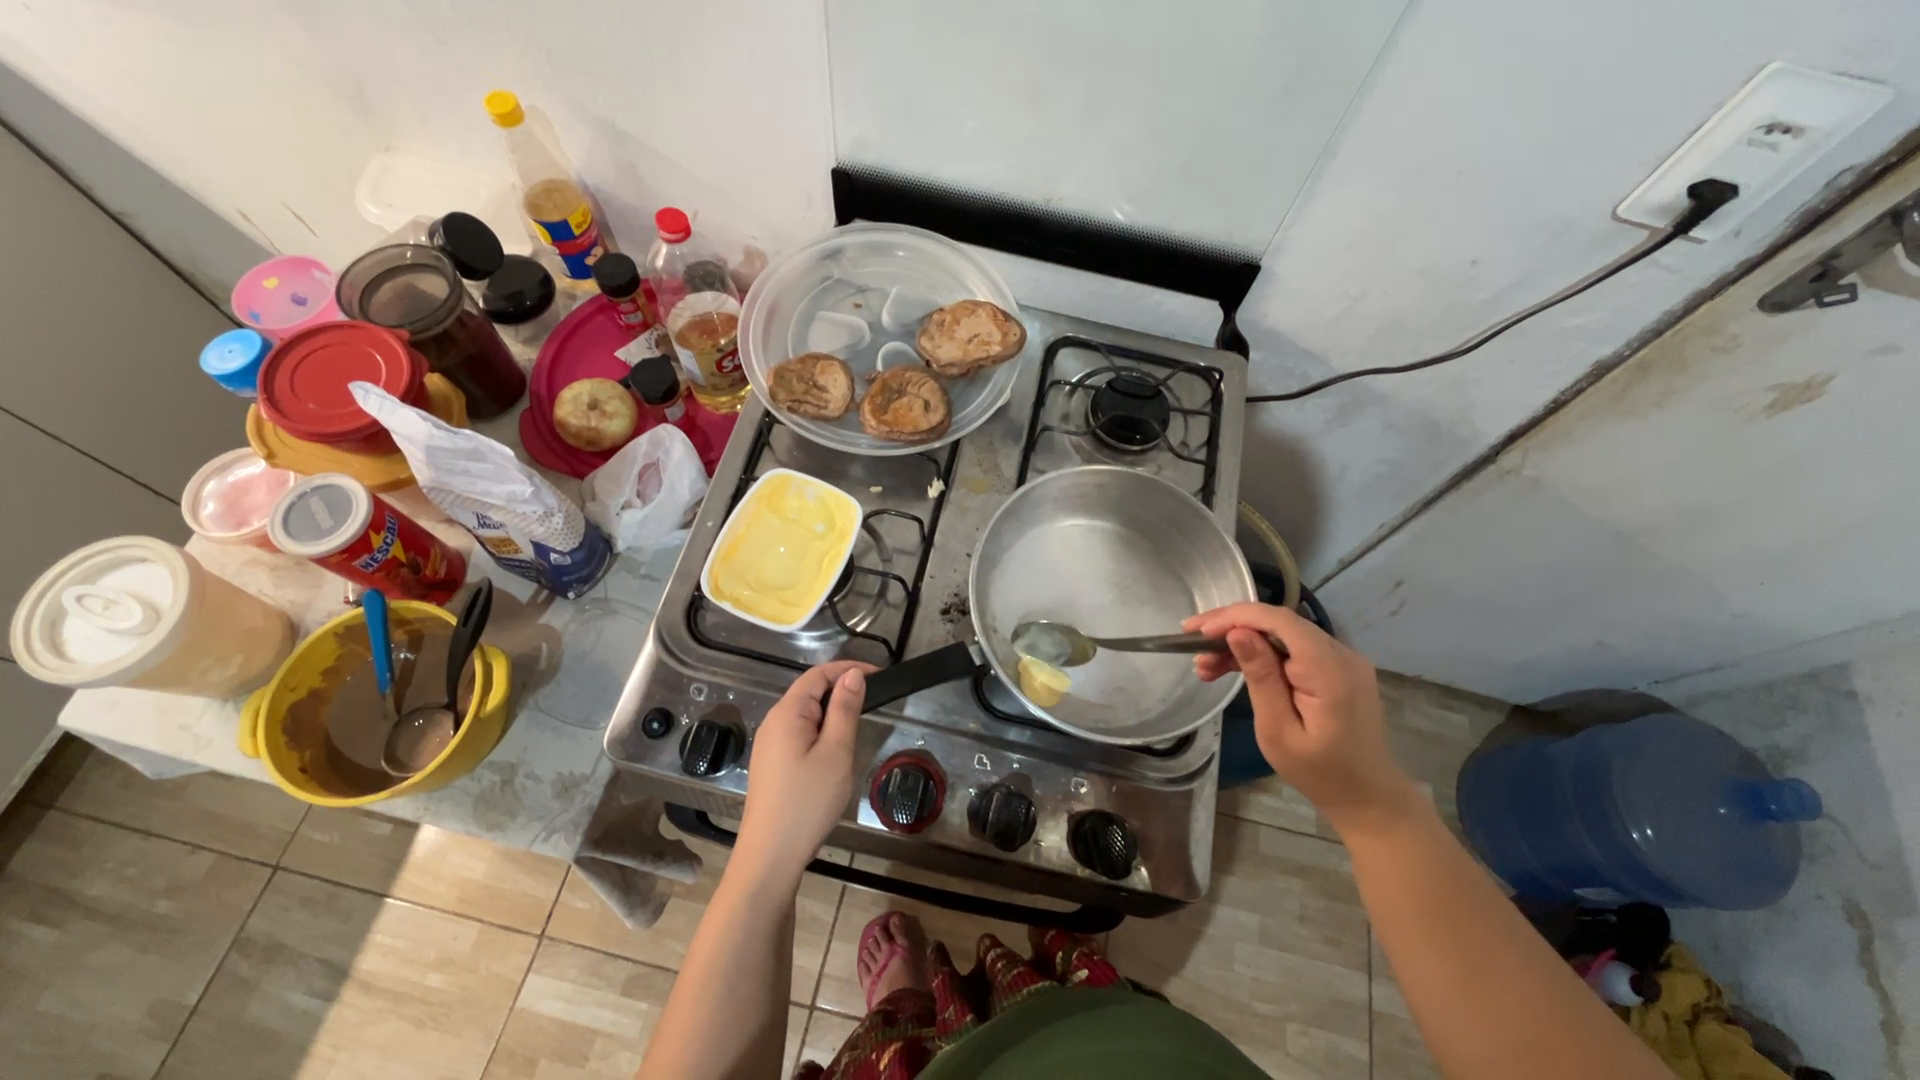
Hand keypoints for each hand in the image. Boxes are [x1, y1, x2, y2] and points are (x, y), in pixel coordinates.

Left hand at [736, 660, 875, 881]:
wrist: (771, 855)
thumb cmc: (807, 802)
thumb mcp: (835, 752)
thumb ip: (845, 710)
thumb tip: (854, 676)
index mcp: (787, 713)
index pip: (818, 675)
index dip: (848, 669)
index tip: (880, 676)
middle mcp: (773, 722)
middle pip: (809, 692)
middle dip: (841, 689)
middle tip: (876, 701)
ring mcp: (769, 745)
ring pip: (805, 715)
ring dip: (832, 712)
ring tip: (860, 724)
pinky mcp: (772, 765)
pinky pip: (799, 734)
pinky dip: (821, 732)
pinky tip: (836, 751)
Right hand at [1184, 602, 1421, 836]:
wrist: (1367, 795)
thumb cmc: (1320, 773)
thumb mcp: (1278, 731)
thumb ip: (1261, 678)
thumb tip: (1238, 632)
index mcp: (1329, 670)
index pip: (1279, 621)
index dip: (1235, 617)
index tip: (1196, 630)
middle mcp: (1341, 654)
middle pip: (1279, 623)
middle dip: (1232, 629)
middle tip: (1191, 646)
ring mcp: (1342, 659)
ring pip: (1283, 635)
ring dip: (1243, 643)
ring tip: (1205, 666)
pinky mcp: (1337, 668)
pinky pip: (1294, 649)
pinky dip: (1263, 654)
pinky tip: (1233, 668)